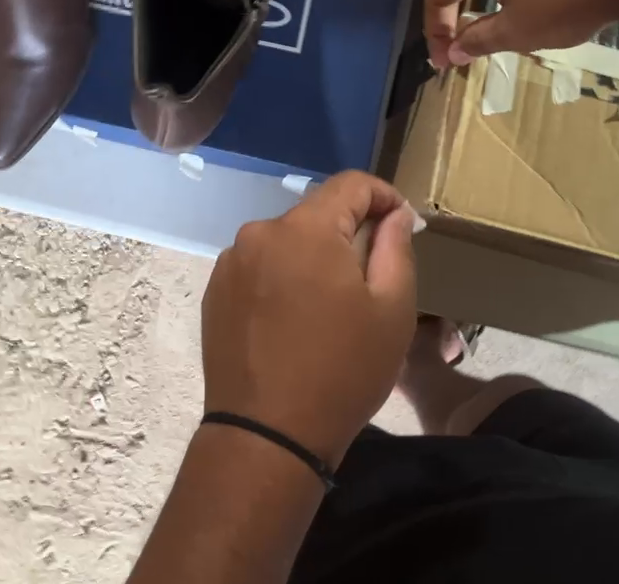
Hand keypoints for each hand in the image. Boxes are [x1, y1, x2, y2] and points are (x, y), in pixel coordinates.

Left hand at [200, 172, 419, 466]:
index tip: (402, 224)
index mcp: (305, 228)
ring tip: (330, 306)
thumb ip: (395, 247)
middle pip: (316, 214)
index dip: (383, 196)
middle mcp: (260, 232)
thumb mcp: (391, 310)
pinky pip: (260, 267)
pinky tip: (294, 320)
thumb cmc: (341, 371)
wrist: (267, 435)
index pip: (350, 184)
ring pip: (286, 242)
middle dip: (347, 233)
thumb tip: (394, 214)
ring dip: (312, 258)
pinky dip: (282, 278)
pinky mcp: (216, 291)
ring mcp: (231, 262)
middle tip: (371, 277)